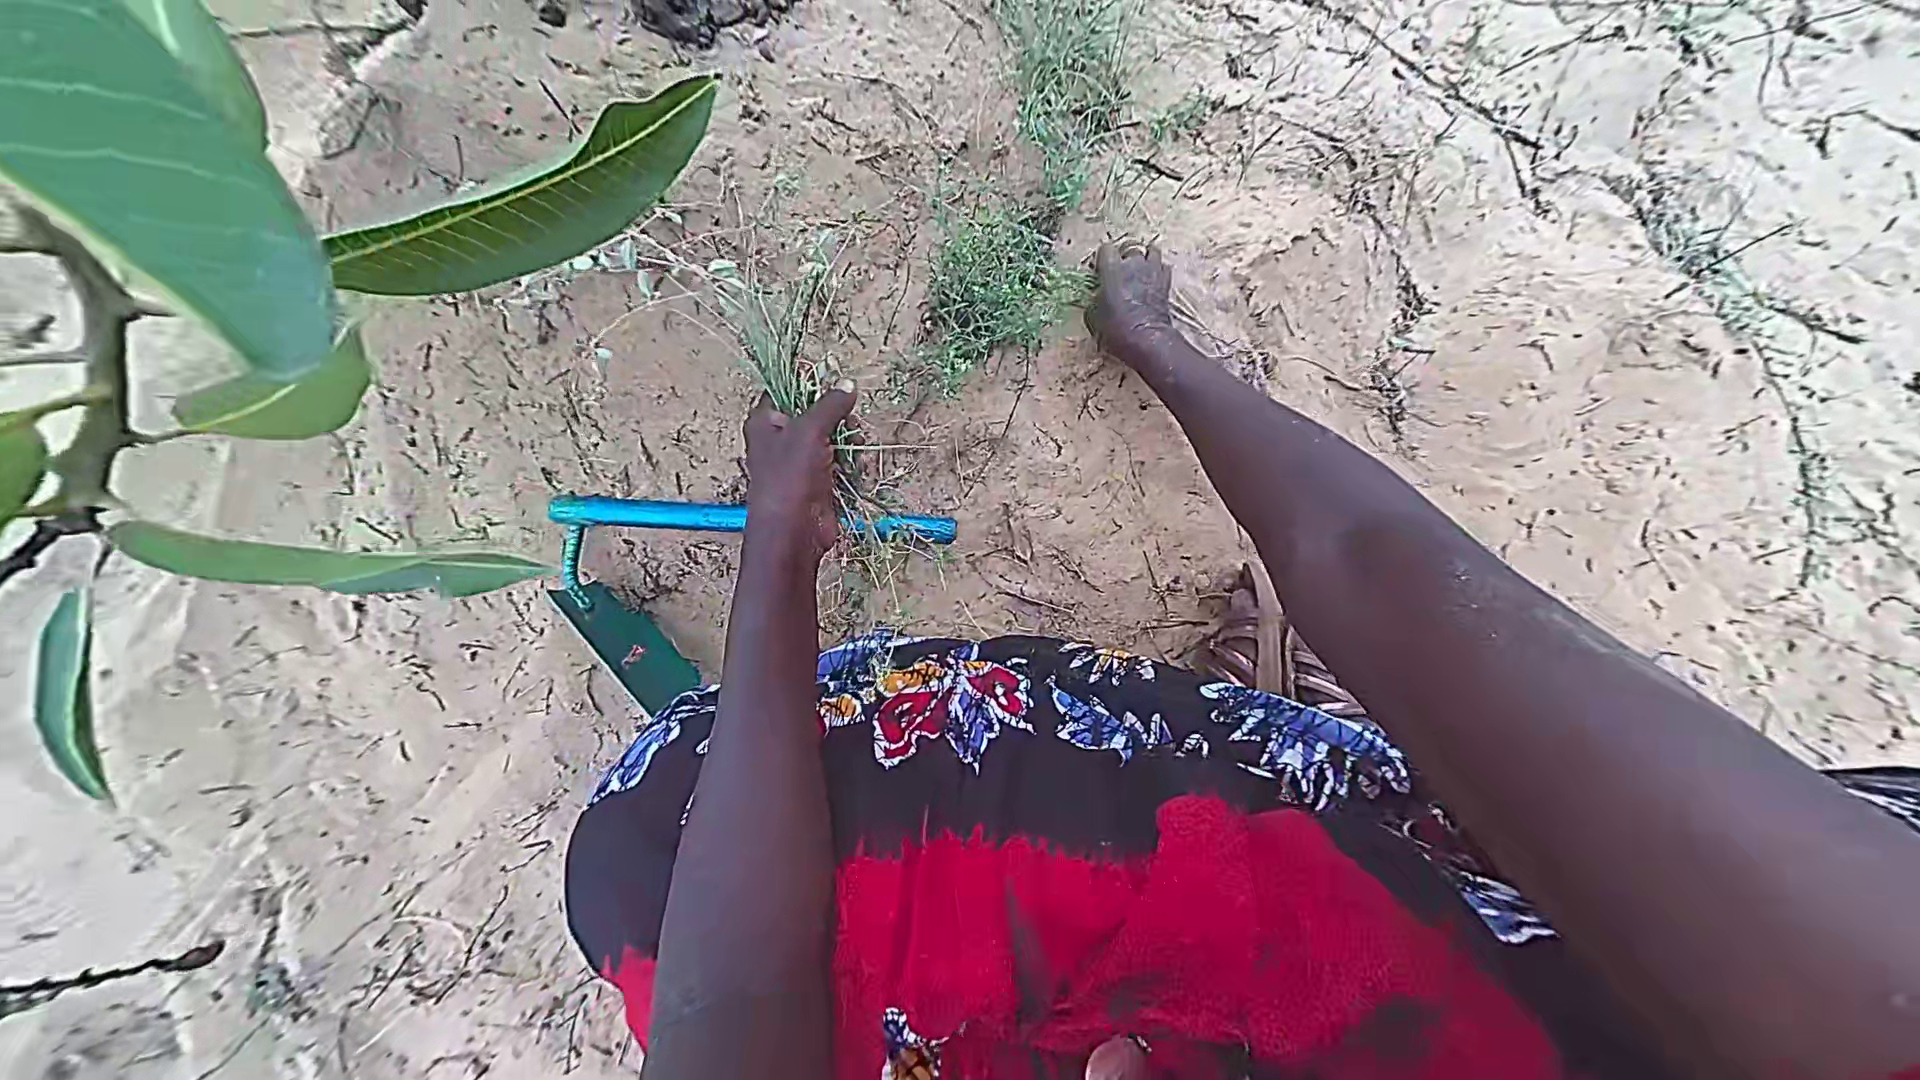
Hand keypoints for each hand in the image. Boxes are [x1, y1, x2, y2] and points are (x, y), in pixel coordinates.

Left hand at [743, 386, 857, 560]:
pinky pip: (841, 462)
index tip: (834, 385)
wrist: (794, 532)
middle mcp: (781, 440)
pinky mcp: (820, 481)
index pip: (785, 390)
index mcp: (765, 422)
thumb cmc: (790, 478)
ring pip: (833, 438)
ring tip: (857, 448)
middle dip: (838, 418)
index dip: (808, 384)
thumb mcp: (809, 431)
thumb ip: (829, 405)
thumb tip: (848, 386)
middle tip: (849, 424)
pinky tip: (858, 466)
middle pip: (816, 414)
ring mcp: (802, 462)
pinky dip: (852, 462)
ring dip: (850, 441)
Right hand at [1085, 242, 1172, 367]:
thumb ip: (1094, 300)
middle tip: (1119, 270)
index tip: (1099, 271)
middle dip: (1124, 255)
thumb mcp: (1093, 317)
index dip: (1102, 259)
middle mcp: (1133, 263)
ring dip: (1144, 258)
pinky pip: (1163, 267)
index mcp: (1112, 268)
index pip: (1105, 249)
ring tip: (1139, 270)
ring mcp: (1152, 271)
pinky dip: (1158, 271)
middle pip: (1129, 246)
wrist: (1145, 339)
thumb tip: (1097, 297)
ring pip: (1151, 251)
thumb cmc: (1115, 329)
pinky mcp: (1166, 282)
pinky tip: (1152, 281)